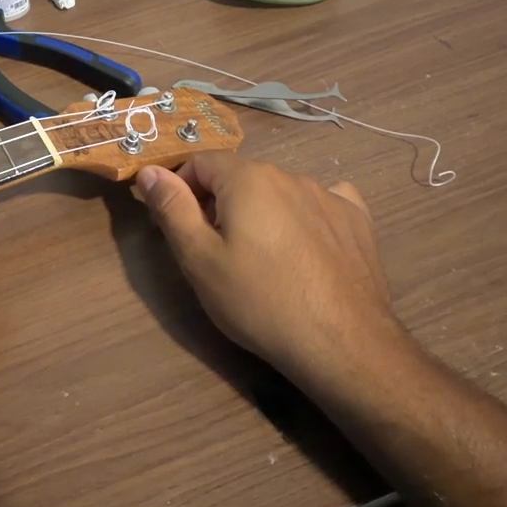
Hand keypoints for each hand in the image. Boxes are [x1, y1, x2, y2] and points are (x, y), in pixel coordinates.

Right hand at [130, 153, 410, 387]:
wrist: (344, 345)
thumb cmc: (260, 302)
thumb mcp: (199, 260)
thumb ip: (172, 209)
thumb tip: (149, 171)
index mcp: (247, 179)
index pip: (200, 162)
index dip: (180, 188)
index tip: (178, 225)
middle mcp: (289, 175)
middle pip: (239, 176)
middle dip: (218, 202)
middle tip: (213, 249)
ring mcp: (329, 196)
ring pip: (278, 191)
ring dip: (259, 211)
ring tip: (259, 258)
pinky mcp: (357, 221)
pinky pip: (321, 203)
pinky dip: (304, 215)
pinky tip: (305, 244)